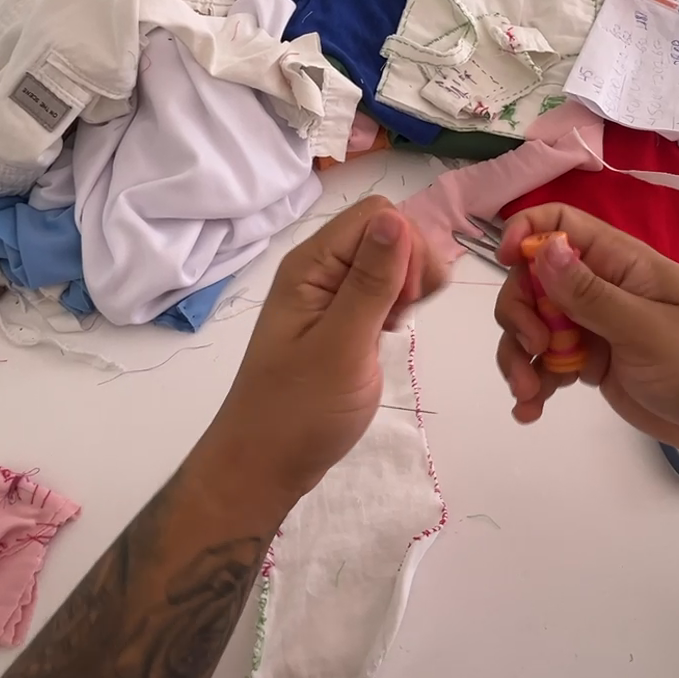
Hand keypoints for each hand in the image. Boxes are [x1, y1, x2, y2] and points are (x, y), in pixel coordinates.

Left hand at [200, 196, 447, 505]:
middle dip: (411, 265)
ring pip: (389, 259)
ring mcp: (330, 292)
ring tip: (394, 326)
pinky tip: (390, 331)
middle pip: (386, 231)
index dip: (405, 245)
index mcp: (311, 264)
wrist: (266, 463)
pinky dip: (397, 303)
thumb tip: (396, 218)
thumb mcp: (341, 346)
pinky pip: (381, 288)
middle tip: (400, 316)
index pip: (377, 214)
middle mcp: (320, 268)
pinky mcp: (342, 315)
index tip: (406, 298)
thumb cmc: (300, 410)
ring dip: (407, 286)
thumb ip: (371, 282)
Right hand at [493, 204, 678, 462]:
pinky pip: (546, 364)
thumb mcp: (647, 329)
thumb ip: (589, 293)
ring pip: (532, 326)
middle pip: (532, 282)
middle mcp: (600, 289)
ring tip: (529, 394)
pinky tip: (530, 411)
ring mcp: (593, 328)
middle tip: (535, 350)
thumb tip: (541, 247)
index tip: (507, 263)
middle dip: (519, 315)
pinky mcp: (591, 364)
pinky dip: (533, 384)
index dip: (527, 233)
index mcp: (620, 263)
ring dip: (519, 357)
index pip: (561, 224)